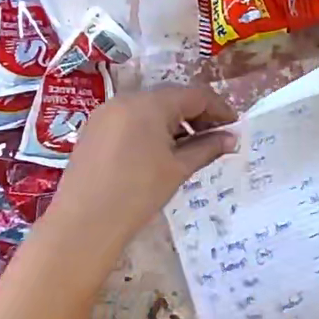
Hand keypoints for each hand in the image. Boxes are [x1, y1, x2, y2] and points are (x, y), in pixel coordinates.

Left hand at [46, 86, 238, 252]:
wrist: (84, 223)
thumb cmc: (138, 193)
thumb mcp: (178, 169)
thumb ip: (207, 147)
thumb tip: (232, 138)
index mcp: (150, 103)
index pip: (195, 95)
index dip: (219, 109)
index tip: (234, 127)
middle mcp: (126, 99)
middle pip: (171, 98)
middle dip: (196, 115)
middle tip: (215, 138)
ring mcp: (106, 113)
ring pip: (149, 108)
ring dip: (174, 122)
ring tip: (189, 148)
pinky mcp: (93, 129)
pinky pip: (130, 119)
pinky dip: (150, 128)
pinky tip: (159, 152)